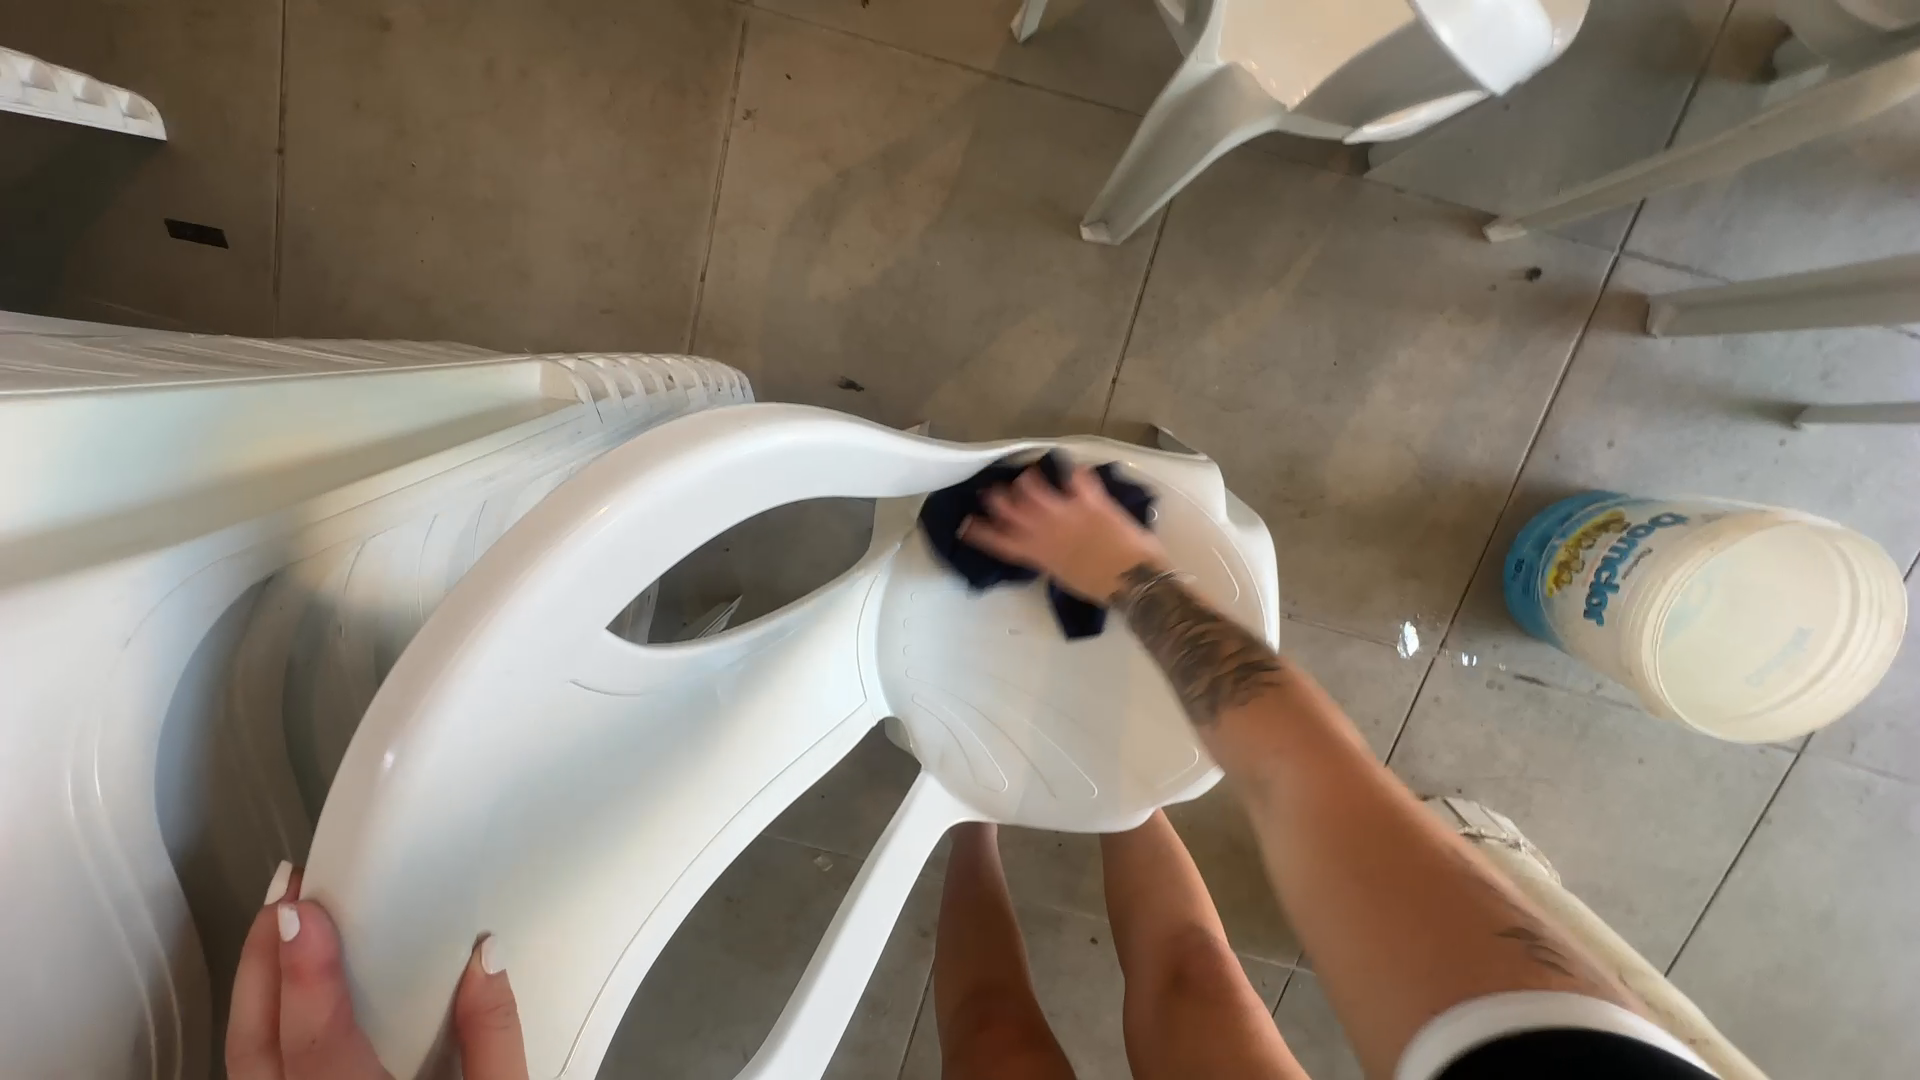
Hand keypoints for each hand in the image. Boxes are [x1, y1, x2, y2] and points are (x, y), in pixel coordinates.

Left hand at [227, 861, 527, 1079]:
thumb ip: (495, 1036)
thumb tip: (486, 957)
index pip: (318, 1042)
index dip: (305, 973)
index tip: (298, 913)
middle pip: (253, 1051)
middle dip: (258, 968)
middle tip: (278, 898)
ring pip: (240, 1067)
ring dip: (254, 992)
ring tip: (275, 931)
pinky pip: (257, 1079)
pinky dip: (262, 1026)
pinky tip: (283, 996)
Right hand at [963, 463, 1170, 602]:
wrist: (1133, 579)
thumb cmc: (1099, 586)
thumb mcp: (1064, 576)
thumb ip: (1049, 557)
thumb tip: (1043, 547)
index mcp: (1038, 554)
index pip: (1001, 541)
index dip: (980, 532)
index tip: (965, 523)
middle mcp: (1046, 531)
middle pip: (1012, 510)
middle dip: (997, 499)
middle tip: (991, 491)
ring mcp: (1068, 513)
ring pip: (1036, 489)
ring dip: (1029, 481)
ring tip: (1027, 475)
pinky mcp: (1091, 502)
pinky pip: (1078, 480)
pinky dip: (1074, 472)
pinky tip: (1072, 467)